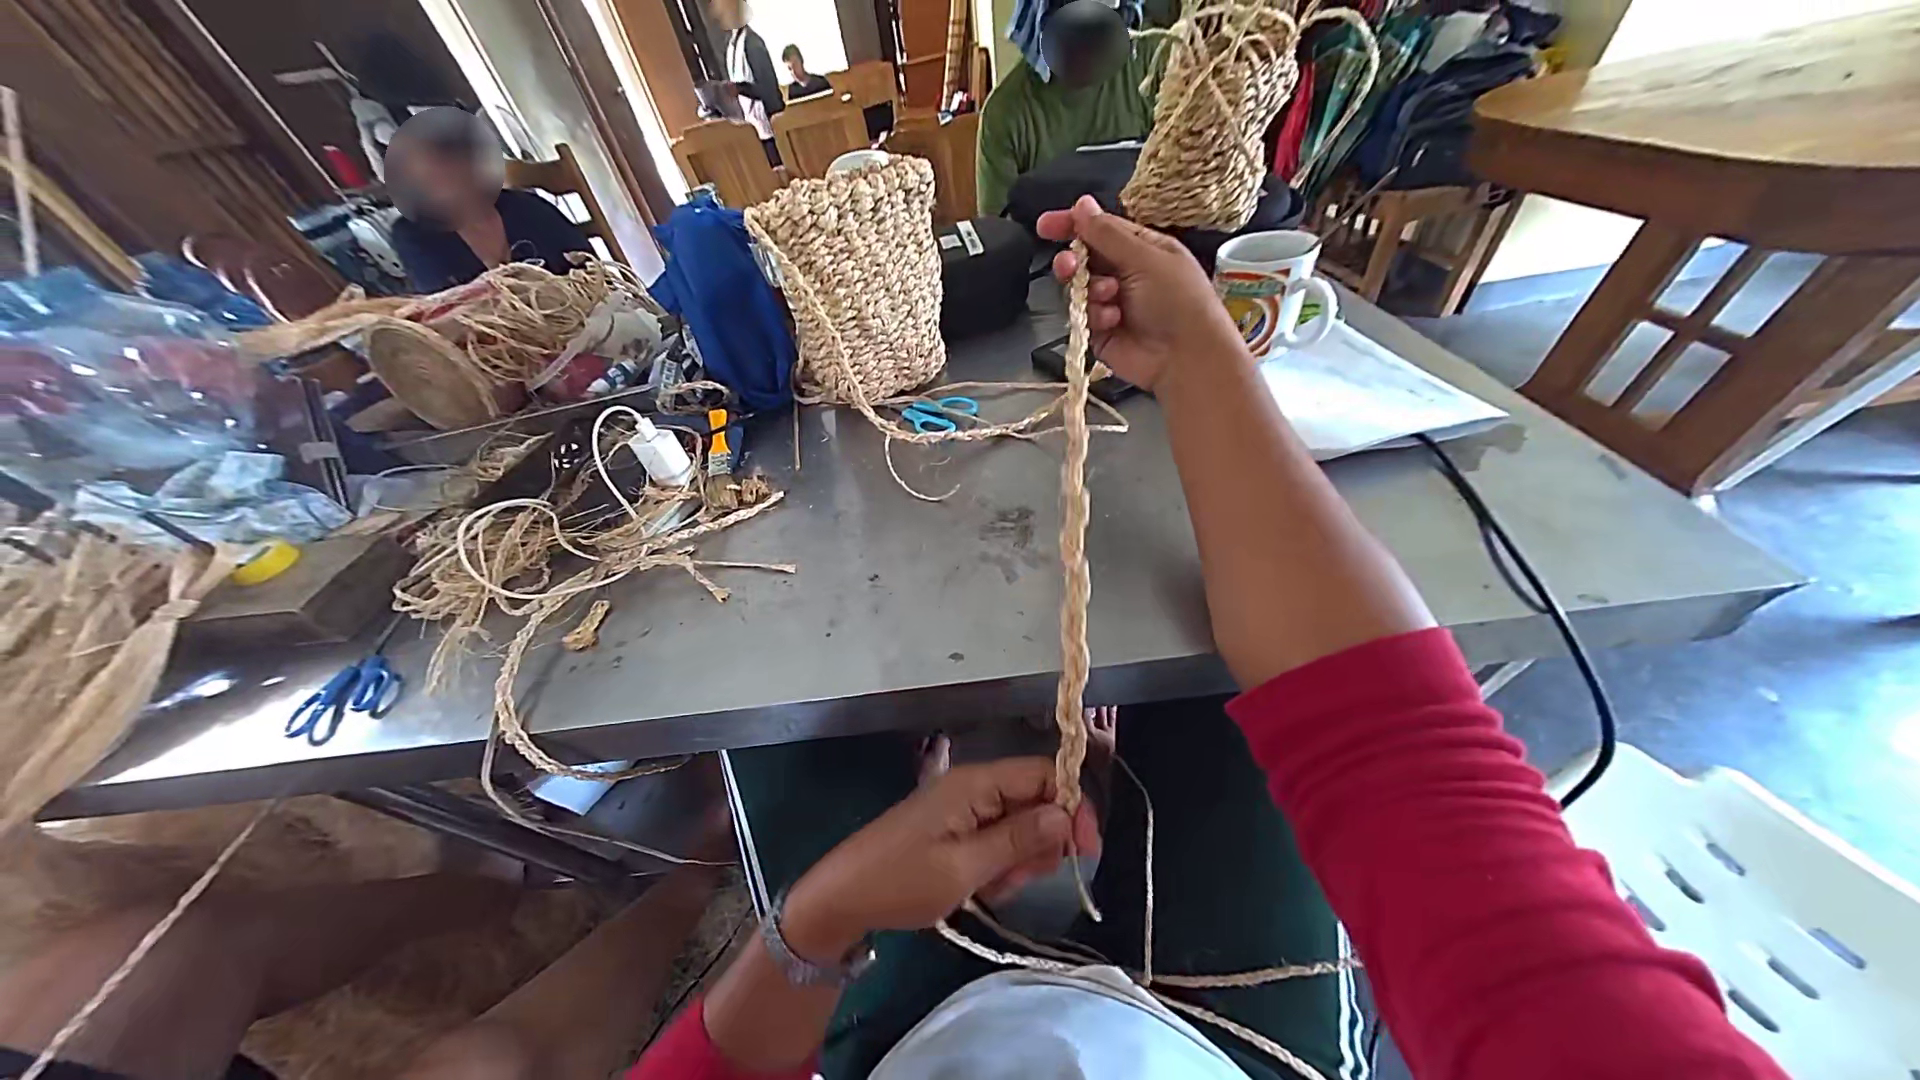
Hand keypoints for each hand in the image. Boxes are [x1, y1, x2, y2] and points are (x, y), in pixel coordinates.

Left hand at [780, 757, 1101, 962]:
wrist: (846, 896)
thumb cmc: (902, 880)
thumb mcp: (965, 867)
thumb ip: (1018, 839)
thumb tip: (1065, 814)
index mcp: (976, 783)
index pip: (1042, 774)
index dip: (1071, 806)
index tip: (1086, 849)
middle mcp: (974, 785)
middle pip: (1034, 800)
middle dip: (1040, 842)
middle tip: (1018, 879)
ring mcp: (965, 806)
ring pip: (1019, 824)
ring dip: (1019, 859)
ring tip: (991, 888)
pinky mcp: (957, 826)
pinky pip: (997, 838)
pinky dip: (999, 864)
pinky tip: (981, 888)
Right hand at [1036, 196, 1250, 393]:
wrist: (1185, 356)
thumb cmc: (1179, 301)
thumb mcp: (1145, 257)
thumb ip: (1108, 234)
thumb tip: (1082, 204)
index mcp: (1141, 248)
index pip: (1099, 229)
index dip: (1071, 224)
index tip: (1045, 225)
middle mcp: (1125, 274)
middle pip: (1083, 259)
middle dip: (1072, 261)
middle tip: (1069, 266)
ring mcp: (1112, 304)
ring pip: (1079, 289)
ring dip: (1089, 290)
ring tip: (1108, 297)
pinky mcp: (1101, 332)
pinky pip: (1083, 317)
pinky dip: (1095, 316)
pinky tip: (1113, 320)